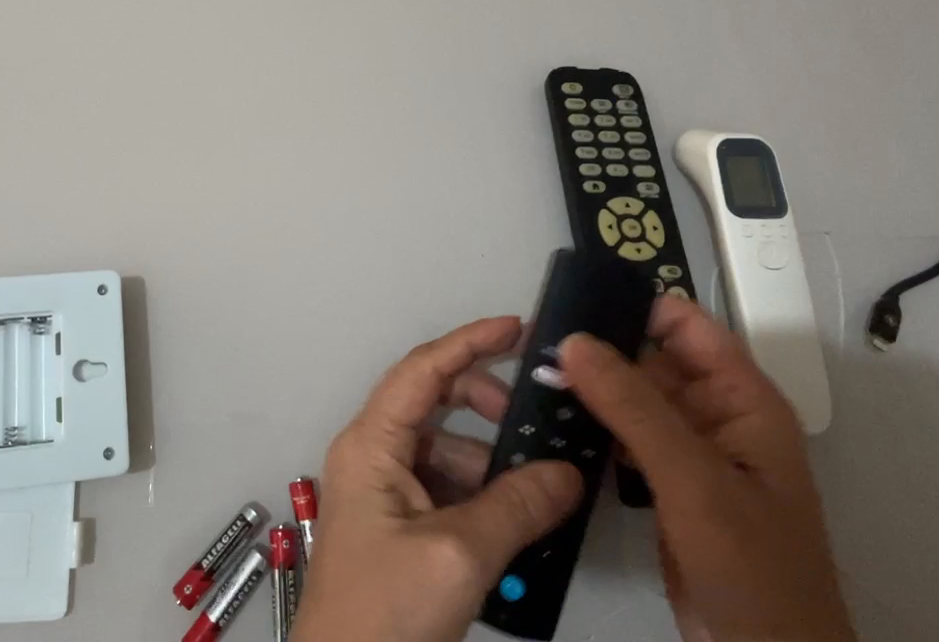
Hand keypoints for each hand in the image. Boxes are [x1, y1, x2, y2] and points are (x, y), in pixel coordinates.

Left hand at [292, 317, 584, 641]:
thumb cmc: (387, 608)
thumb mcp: (459, 554)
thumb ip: (516, 507)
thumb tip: (567, 472)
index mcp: (371, 444)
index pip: (422, 370)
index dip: (468, 343)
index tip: (517, 329)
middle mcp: (373, 455)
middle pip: (434, 405)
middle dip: (486, 405)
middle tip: (535, 421)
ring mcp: (384, 491)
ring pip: (446, 451)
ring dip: (491, 462)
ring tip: (540, 488)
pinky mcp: (397, 525)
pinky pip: (446, 489)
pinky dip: (482, 495)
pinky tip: (517, 521)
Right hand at [561, 296, 856, 641]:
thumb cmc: (751, 565)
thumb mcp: (694, 479)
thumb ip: (634, 407)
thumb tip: (574, 341)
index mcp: (742, 400)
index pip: (685, 325)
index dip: (632, 306)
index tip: (570, 303)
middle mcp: (715, 415)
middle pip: (651, 357)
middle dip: (597, 347)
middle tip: (532, 343)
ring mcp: (688, 451)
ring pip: (631, 396)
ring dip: (588, 385)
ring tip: (530, 375)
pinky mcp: (664, 482)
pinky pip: (623, 433)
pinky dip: (590, 422)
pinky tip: (550, 418)